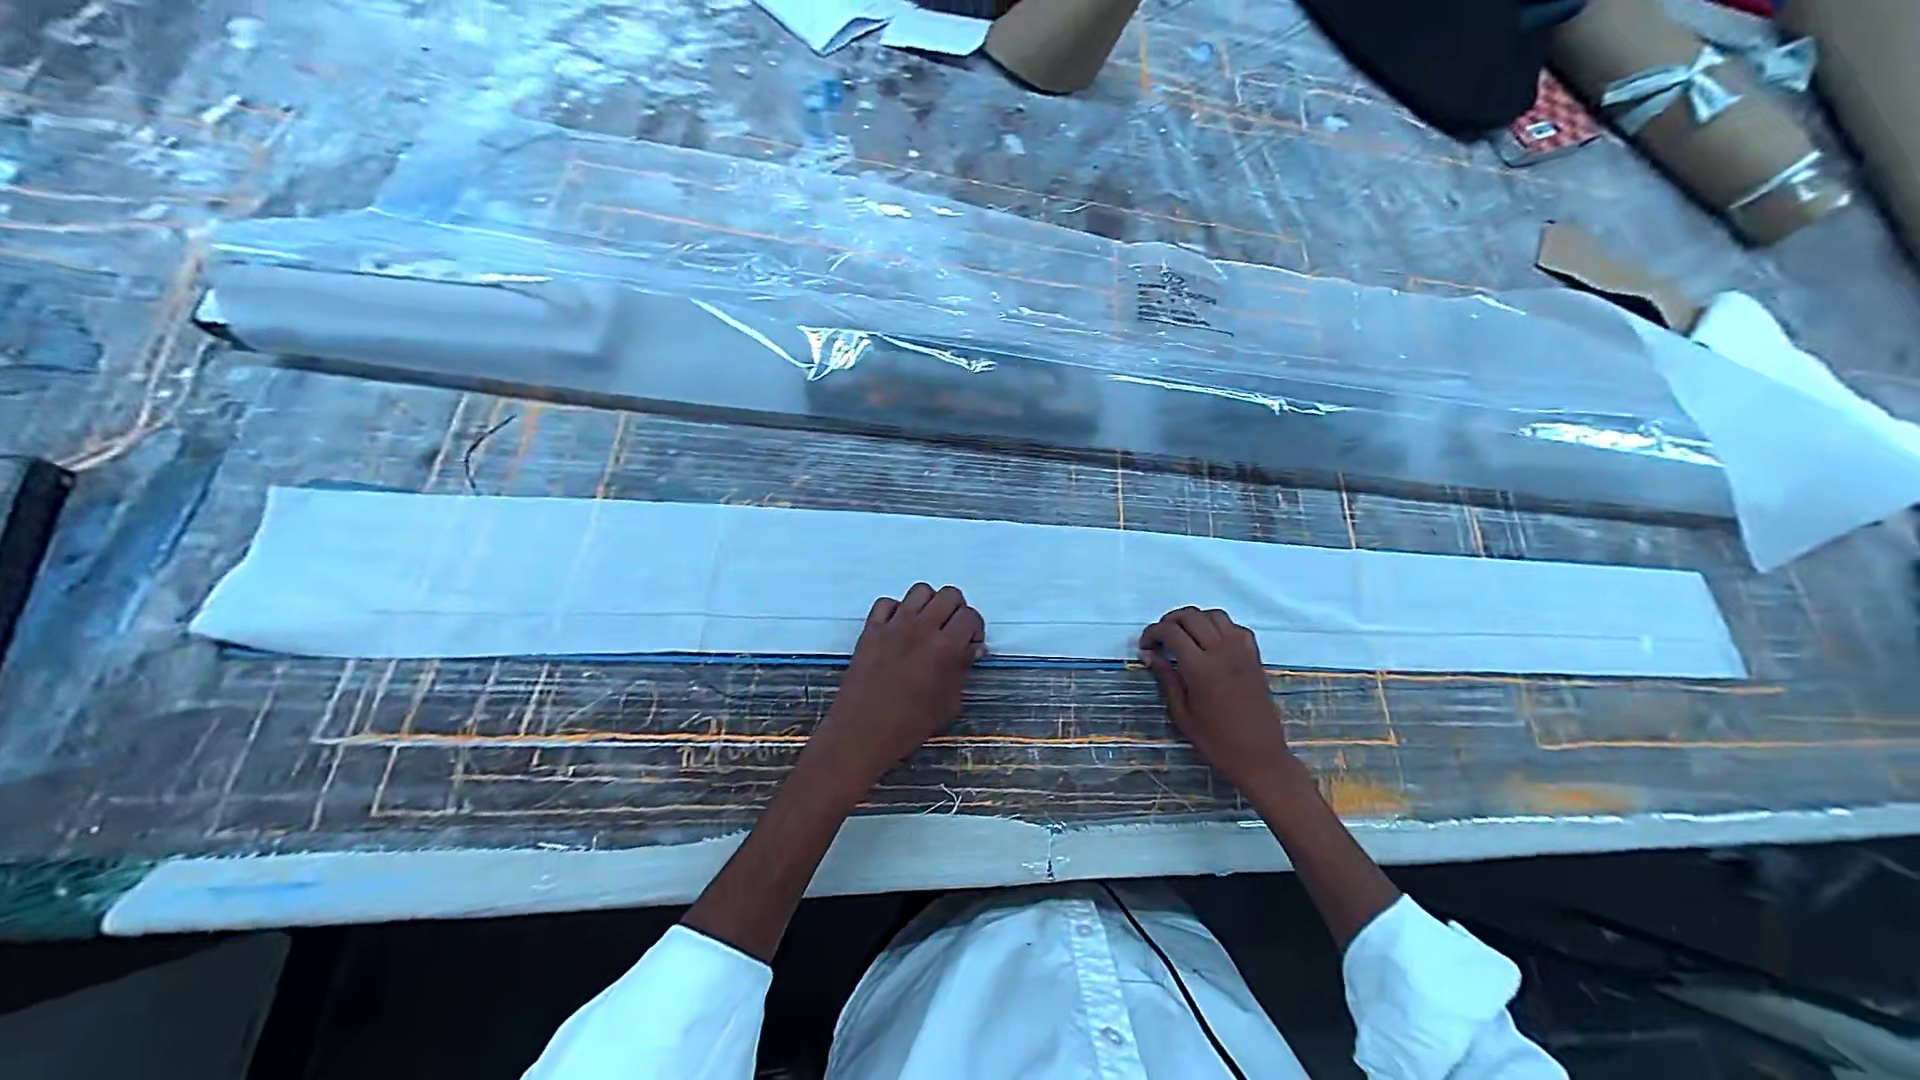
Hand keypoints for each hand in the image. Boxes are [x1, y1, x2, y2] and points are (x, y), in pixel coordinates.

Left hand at [802, 583, 985, 794]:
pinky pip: (886, 603)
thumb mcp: (948, 702)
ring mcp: (894, 626)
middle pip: (949, 595)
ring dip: (930, 604)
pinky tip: (899, 627)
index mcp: (945, 647)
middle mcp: (921, 628)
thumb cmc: (909, 725)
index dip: (975, 628)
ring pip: (920, 591)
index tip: (970, 642)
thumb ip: (962, 670)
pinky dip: (896, 609)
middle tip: (953, 630)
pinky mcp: (871, 630)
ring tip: (928, 624)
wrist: (863, 732)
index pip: (970, 616)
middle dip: (957, 610)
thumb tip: (971, 649)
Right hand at [1139, 606, 1292, 792]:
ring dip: (1194, 619)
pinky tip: (1209, 642)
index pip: (1171, 631)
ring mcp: (1242, 651)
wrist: (1260, 756)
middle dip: (1169, 621)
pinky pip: (1234, 627)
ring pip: (1214, 615)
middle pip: (1191, 616)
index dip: (1152, 632)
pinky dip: (1218, 626)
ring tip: (1183, 636)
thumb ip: (1166, 677)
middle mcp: (1222, 652)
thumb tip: (1149, 654)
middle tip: (1160, 639)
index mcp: (1201, 668)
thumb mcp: (1182, 713)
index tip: (1145, 646)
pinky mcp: (1255, 656)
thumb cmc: (1216, 741)